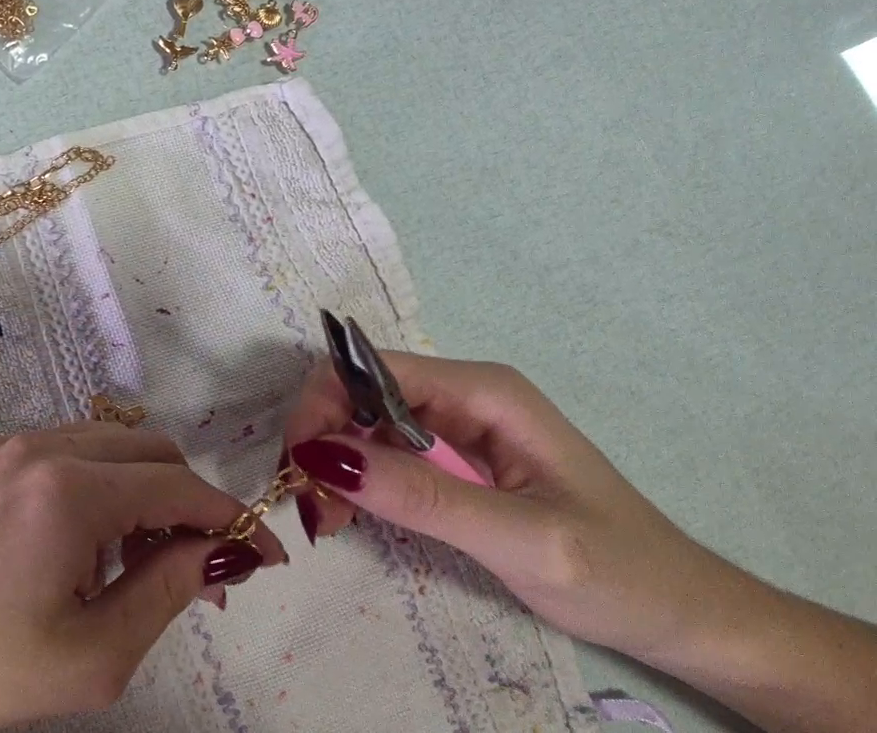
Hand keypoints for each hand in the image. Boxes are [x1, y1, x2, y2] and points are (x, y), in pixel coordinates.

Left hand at [0, 420, 287, 732]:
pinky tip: (91, 548)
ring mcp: (10, 447)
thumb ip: (168, 591)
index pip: (179, 486)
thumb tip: (223, 554)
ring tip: (141, 568)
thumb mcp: (92, 653)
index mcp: (69, 491)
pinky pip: (70, 452)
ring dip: (145, 492)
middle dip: (189, 503)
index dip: (233, 520)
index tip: (268, 560)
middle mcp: (41, 448)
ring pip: (111, 445)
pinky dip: (102, 486)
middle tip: (200, 574)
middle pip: (150, 449)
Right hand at [280, 351, 745, 661]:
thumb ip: (421, 496)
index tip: (300, 468)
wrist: (691, 621)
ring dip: (332, 465)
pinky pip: (381, 454)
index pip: (368, 370)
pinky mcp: (451, 460)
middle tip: (312, 505)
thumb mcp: (522, 541)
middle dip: (321, 440)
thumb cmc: (624, 576)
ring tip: (327, 519)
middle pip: (356, 393)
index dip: (321, 407)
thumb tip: (319, 454)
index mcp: (484, 392)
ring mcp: (456, 427)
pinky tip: (348, 516)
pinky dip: (353, 481)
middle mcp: (462, 396)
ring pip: (360, 424)